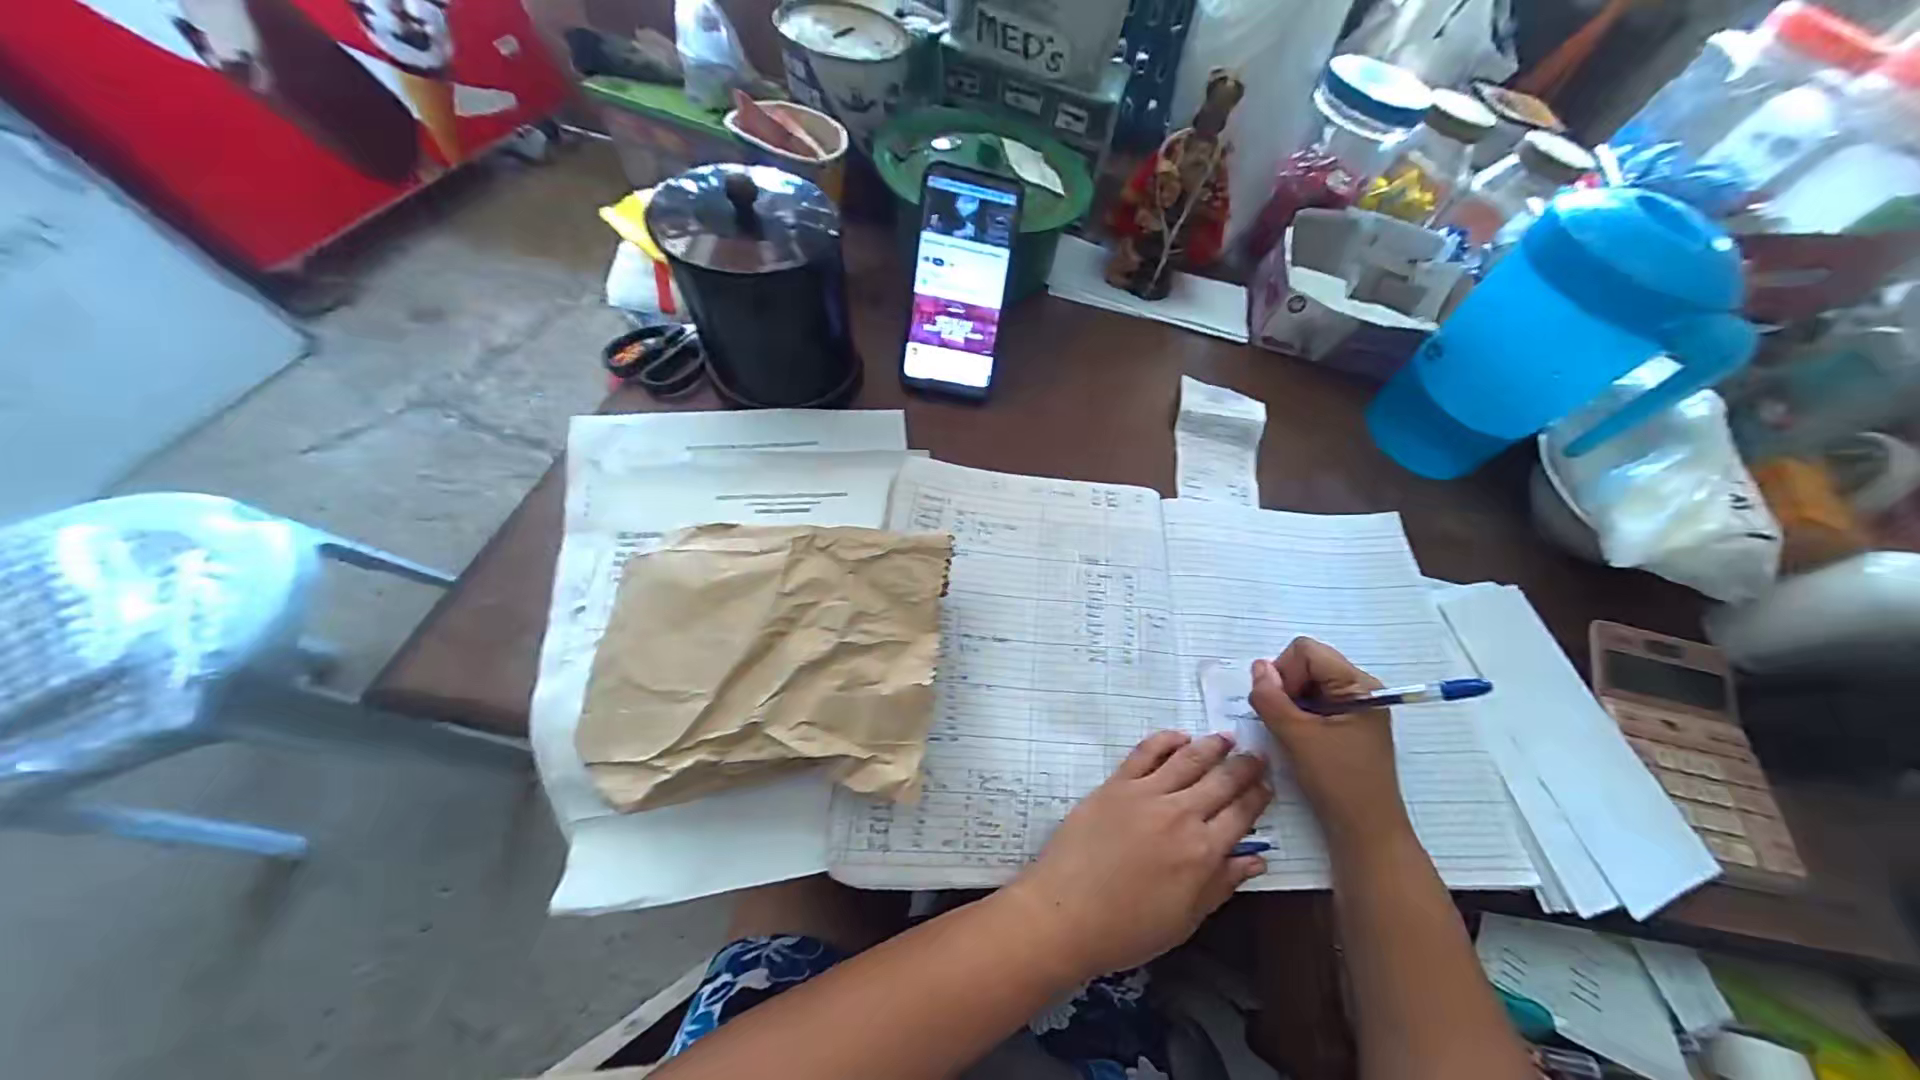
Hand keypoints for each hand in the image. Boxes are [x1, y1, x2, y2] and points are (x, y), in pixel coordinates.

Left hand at [1006, 731, 1270, 979]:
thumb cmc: (1128, 928)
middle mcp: (1180, 815)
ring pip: (1188, 760)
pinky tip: (1178, 736)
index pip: (1241, 814)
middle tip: (1257, 753)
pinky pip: (1145, 753)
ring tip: (1226, 737)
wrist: (1065, 911)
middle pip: (1221, 781)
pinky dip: (1165, 740)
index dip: (1257, 796)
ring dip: (1211, 746)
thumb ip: (1222, 884)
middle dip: (1244, 766)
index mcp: (1203, 852)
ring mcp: (1145, 794)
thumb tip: (1256, 859)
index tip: (1267, 784)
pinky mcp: (1115, 784)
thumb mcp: (1186, 919)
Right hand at [1249, 637, 1408, 844]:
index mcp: (1358, 685)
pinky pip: (1313, 700)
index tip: (1278, 704)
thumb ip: (1271, 698)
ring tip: (1288, 730)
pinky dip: (1296, 711)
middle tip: (1280, 718)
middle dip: (1284, 684)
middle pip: (1307, 662)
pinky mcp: (1347, 722)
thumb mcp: (1297, 736)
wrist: (1366, 830)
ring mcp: (1354, 706)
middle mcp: (1359, 688)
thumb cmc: (1337, 781)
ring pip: (1306, 682)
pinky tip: (1295, 736)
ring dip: (1288, 700)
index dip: (1283, 670)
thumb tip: (1257, 668)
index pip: (1306, 651)